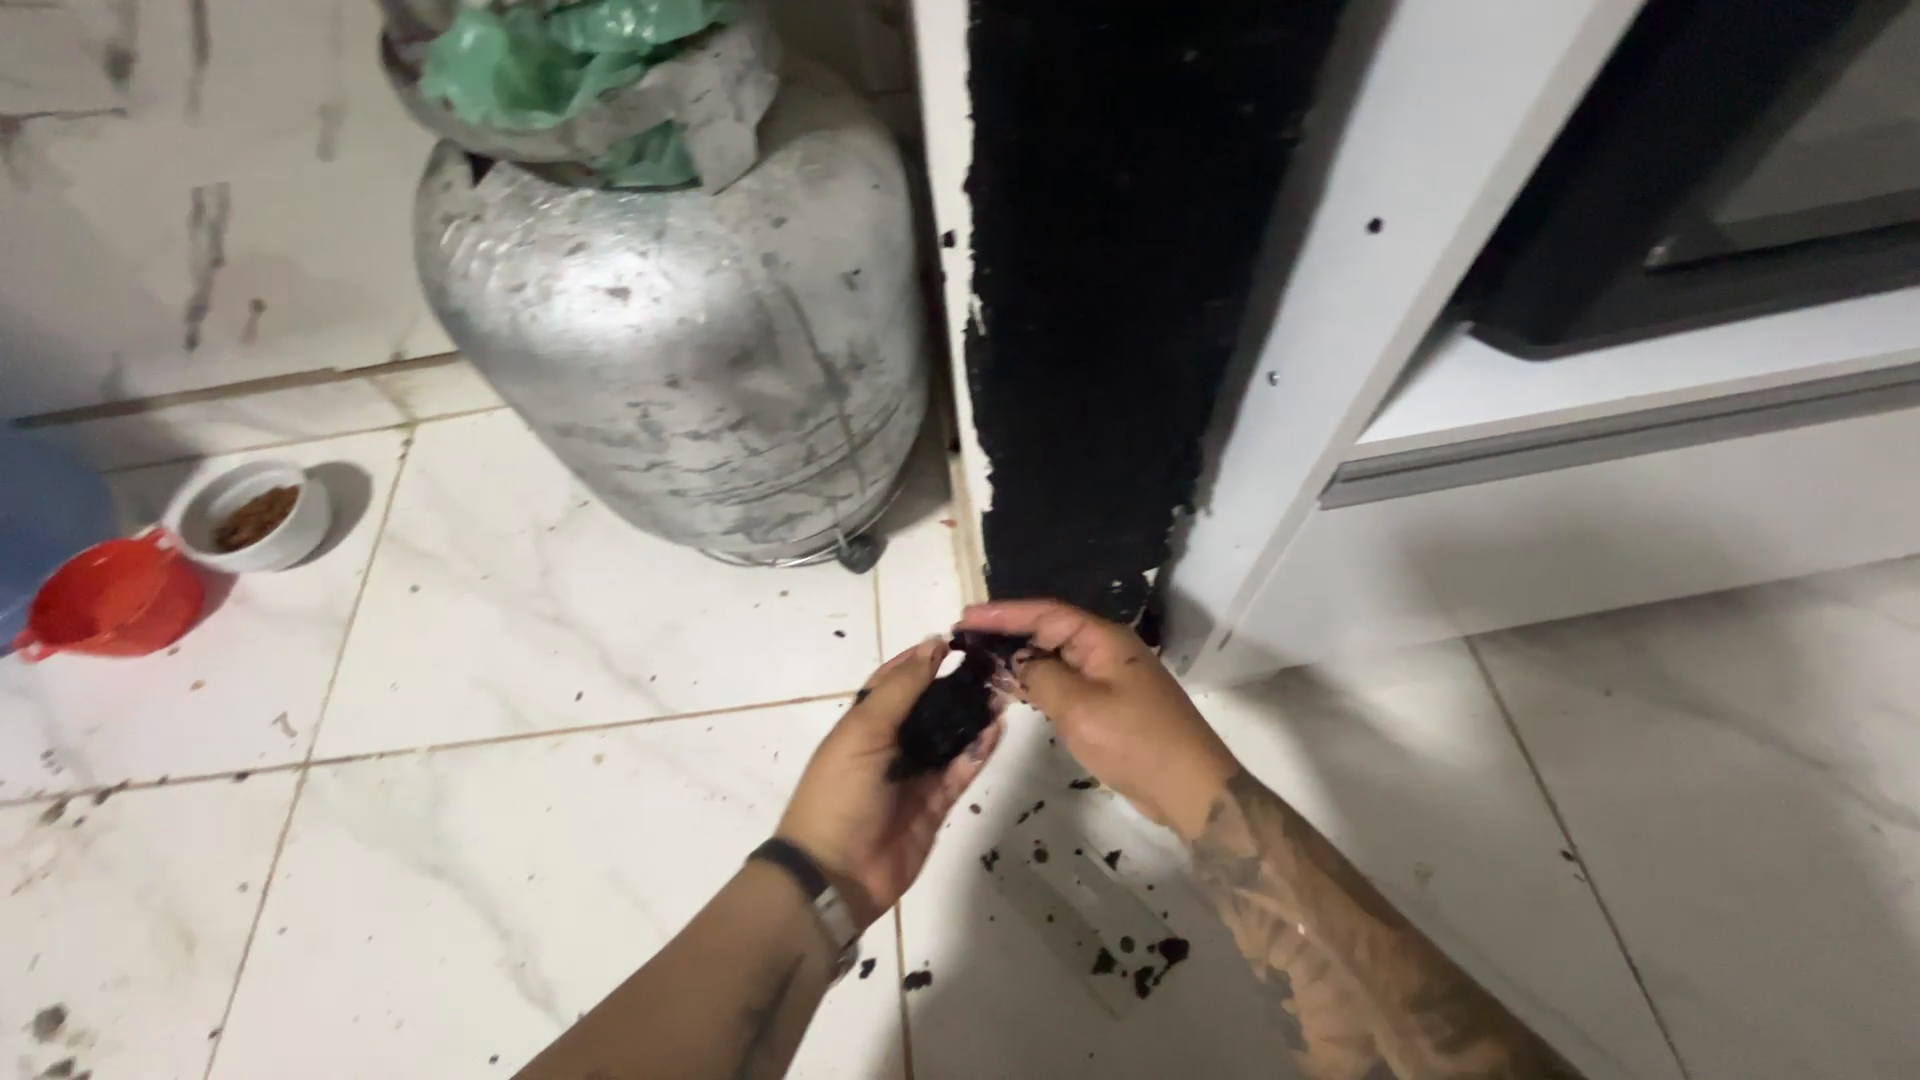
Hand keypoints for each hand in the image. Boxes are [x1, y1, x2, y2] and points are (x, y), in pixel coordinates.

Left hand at [777, 638, 1003, 929]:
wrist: (834, 873)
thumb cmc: (839, 791)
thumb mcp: (863, 730)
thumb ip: (901, 689)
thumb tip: (931, 645)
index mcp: (864, 722)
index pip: (895, 680)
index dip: (921, 660)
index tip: (955, 642)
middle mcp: (891, 743)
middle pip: (930, 707)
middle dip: (957, 687)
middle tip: (992, 667)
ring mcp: (915, 774)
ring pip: (951, 737)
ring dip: (973, 716)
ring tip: (1003, 692)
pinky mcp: (935, 803)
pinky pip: (961, 770)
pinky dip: (978, 751)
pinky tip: (996, 730)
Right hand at [956, 600, 1238, 841]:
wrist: (1190, 788)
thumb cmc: (1136, 741)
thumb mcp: (1080, 707)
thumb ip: (1042, 677)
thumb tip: (1017, 661)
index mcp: (1104, 639)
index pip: (1045, 613)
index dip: (1003, 613)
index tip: (966, 617)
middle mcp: (1107, 650)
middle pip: (1050, 631)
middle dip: (1008, 634)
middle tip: (965, 640)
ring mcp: (1110, 678)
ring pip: (1056, 658)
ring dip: (1021, 660)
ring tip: (980, 663)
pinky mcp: (1111, 704)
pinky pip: (1067, 683)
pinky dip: (1039, 683)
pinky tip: (1015, 691)